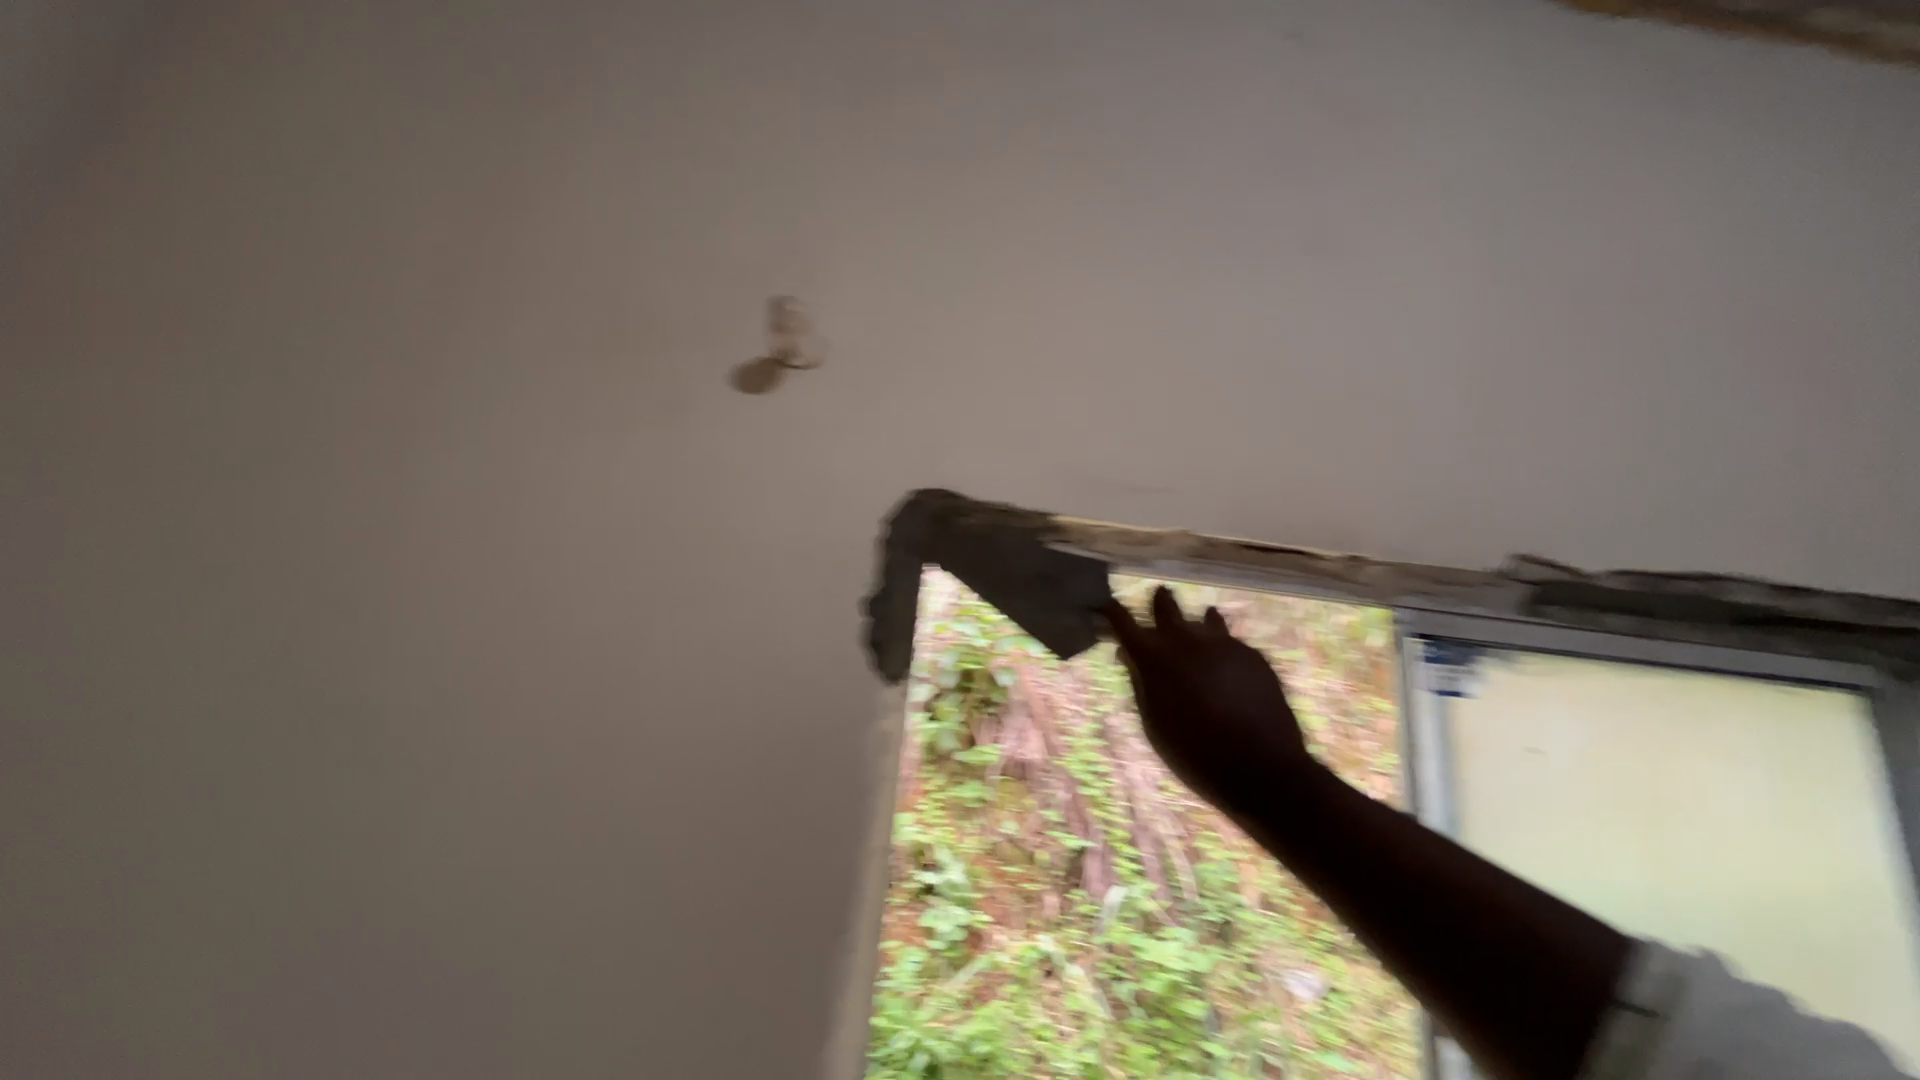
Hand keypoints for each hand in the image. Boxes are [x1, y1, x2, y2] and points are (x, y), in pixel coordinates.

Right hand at [1102, 587, 1312, 812]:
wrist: (1259, 764)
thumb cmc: (1193, 750)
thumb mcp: (1153, 721)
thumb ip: (1140, 682)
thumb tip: (1128, 654)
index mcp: (1153, 657)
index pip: (1123, 621)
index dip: (1112, 611)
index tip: (1105, 602)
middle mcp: (1185, 640)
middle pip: (1166, 608)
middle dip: (1159, 602)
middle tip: (1160, 594)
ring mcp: (1222, 643)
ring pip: (1204, 619)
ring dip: (1197, 621)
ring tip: (1202, 618)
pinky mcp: (1251, 654)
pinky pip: (1230, 641)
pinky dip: (1222, 646)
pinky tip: (1227, 662)